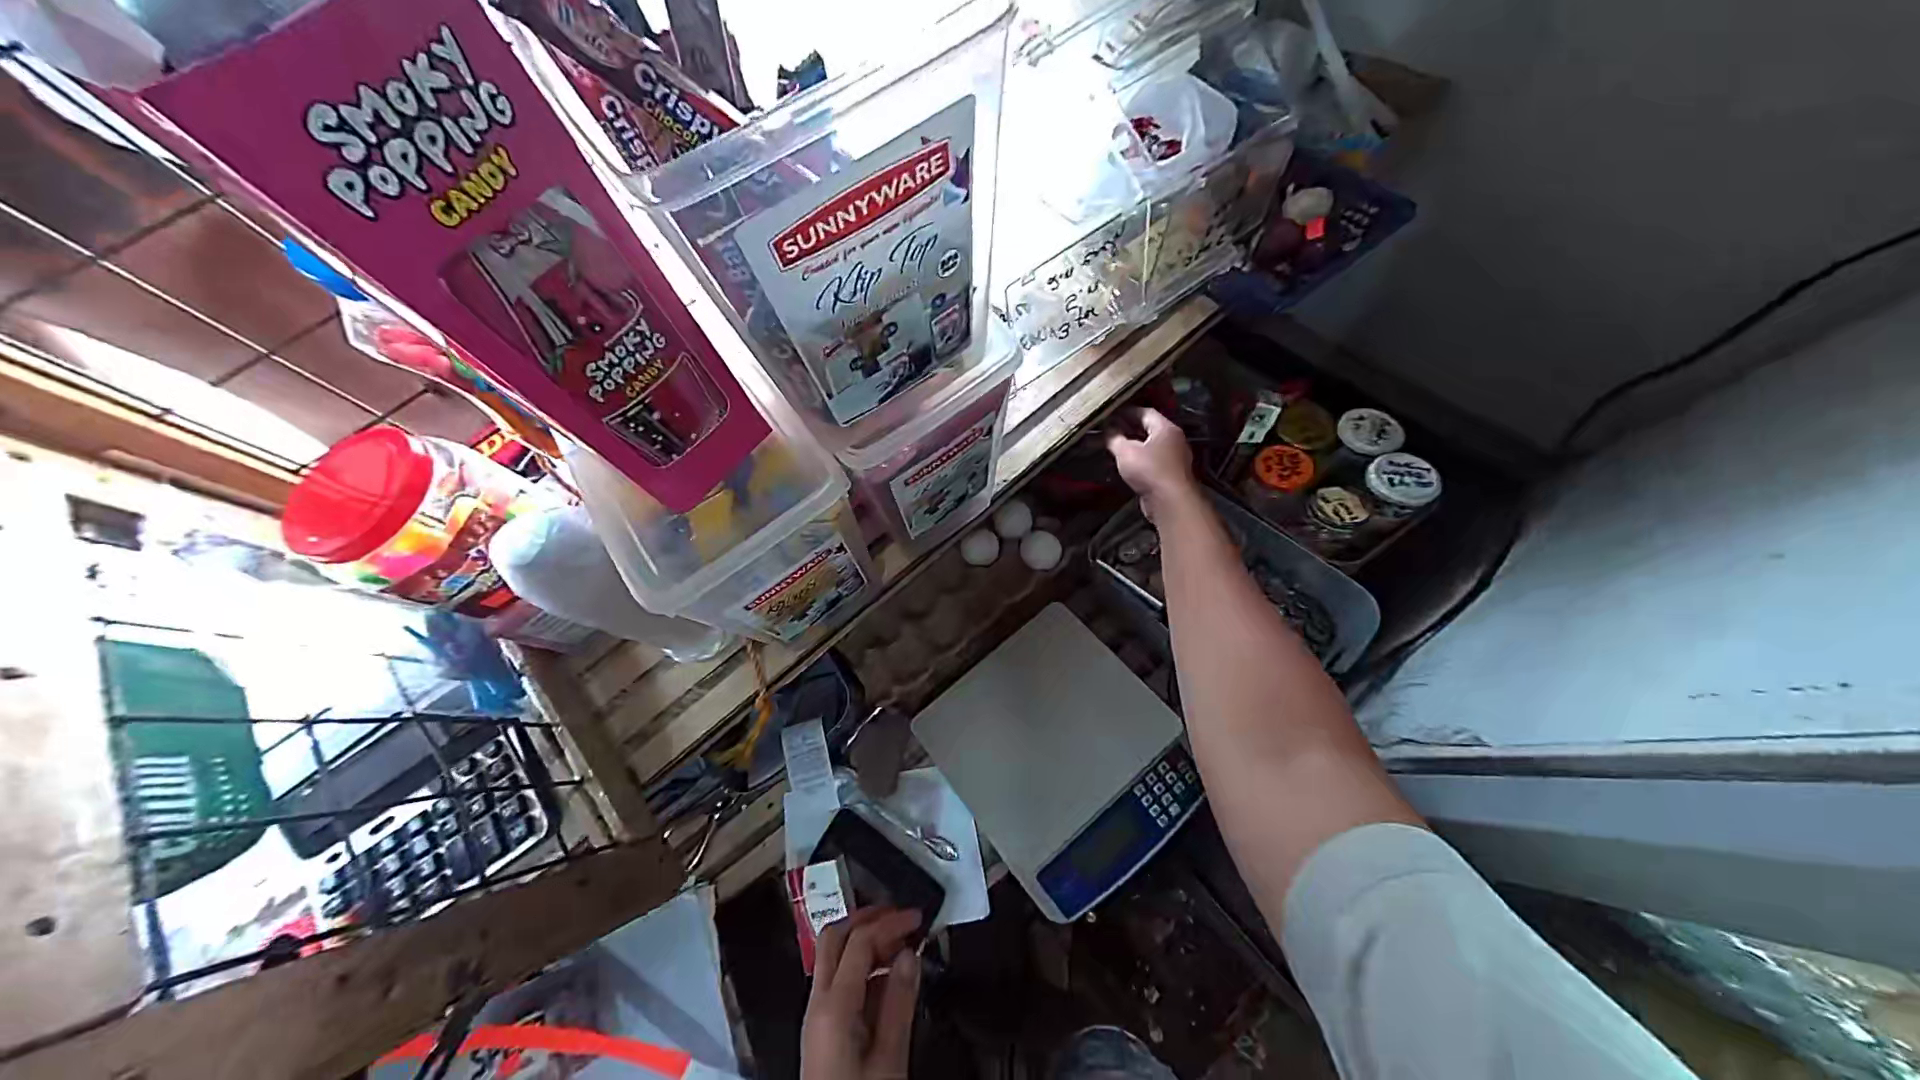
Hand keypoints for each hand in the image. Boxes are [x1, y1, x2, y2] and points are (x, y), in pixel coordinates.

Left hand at [801, 908, 923, 1079]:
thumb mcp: (890, 1060)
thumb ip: (899, 1003)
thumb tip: (909, 954)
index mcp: (833, 1007)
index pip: (859, 942)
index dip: (889, 922)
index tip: (918, 916)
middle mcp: (817, 1004)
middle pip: (834, 938)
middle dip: (867, 919)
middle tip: (902, 916)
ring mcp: (816, 1017)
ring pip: (833, 957)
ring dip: (865, 941)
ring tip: (902, 942)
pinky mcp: (821, 1031)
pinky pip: (838, 982)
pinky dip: (863, 966)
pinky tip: (889, 976)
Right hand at [1106, 408, 1198, 520]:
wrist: (1170, 501)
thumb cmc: (1149, 470)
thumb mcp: (1125, 452)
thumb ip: (1114, 438)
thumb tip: (1107, 429)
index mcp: (1165, 428)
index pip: (1145, 412)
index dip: (1126, 411)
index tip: (1110, 414)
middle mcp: (1173, 439)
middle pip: (1149, 428)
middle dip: (1129, 427)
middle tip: (1109, 429)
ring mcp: (1174, 457)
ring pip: (1150, 445)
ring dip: (1133, 444)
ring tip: (1114, 445)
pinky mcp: (1170, 474)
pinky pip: (1152, 460)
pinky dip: (1139, 458)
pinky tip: (1126, 463)